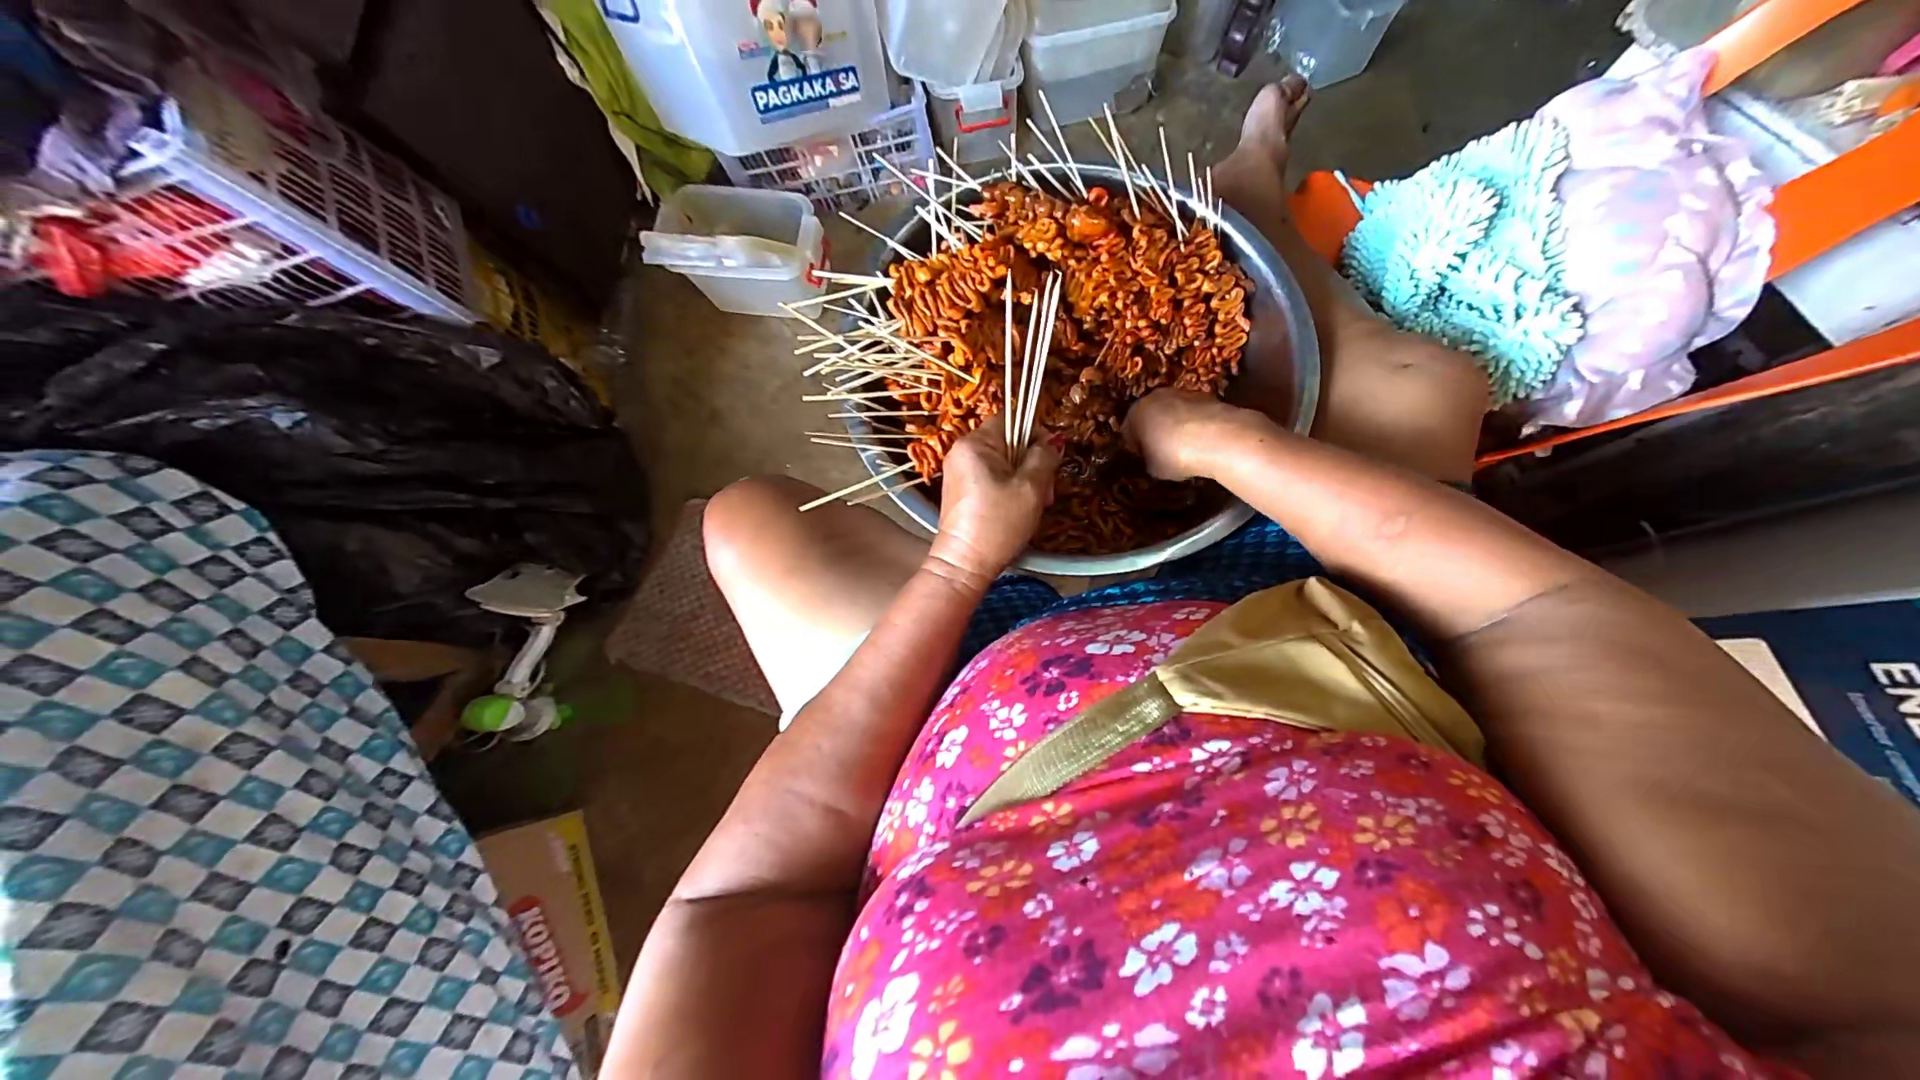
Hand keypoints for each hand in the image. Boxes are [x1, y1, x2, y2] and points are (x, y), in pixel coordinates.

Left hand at [926, 416, 1060, 589]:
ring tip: (1036, 505)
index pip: (1011, 419)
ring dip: (1025, 479)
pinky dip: (1010, 490)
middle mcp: (962, 452)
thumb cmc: (997, 524)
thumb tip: (1053, 441)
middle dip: (1032, 463)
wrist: (963, 565)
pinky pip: (992, 479)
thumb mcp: (1030, 488)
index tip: (1050, 458)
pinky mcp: (962, 492)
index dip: (1035, 434)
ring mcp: (959, 472)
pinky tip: (1020, 510)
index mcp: (974, 444)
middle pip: (1008, 442)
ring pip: (1003, 463)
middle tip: (1047, 491)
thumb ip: (1044, 458)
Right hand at [1123, 389, 1268, 480]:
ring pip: (1173, 412)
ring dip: (1175, 426)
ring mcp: (1183, 393)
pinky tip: (1201, 441)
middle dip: (1154, 431)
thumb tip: (1151, 458)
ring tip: (1185, 447)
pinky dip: (1194, 424)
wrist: (1217, 438)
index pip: (1127, 431)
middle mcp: (1155, 396)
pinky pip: (1193, 413)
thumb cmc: (1173, 455)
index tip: (1142, 459)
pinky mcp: (1207, 396)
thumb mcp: (1152, 468)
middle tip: (1161, 452)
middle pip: (1150, 416)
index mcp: (1135, 412)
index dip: (1134, 447)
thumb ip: (1147, 460)